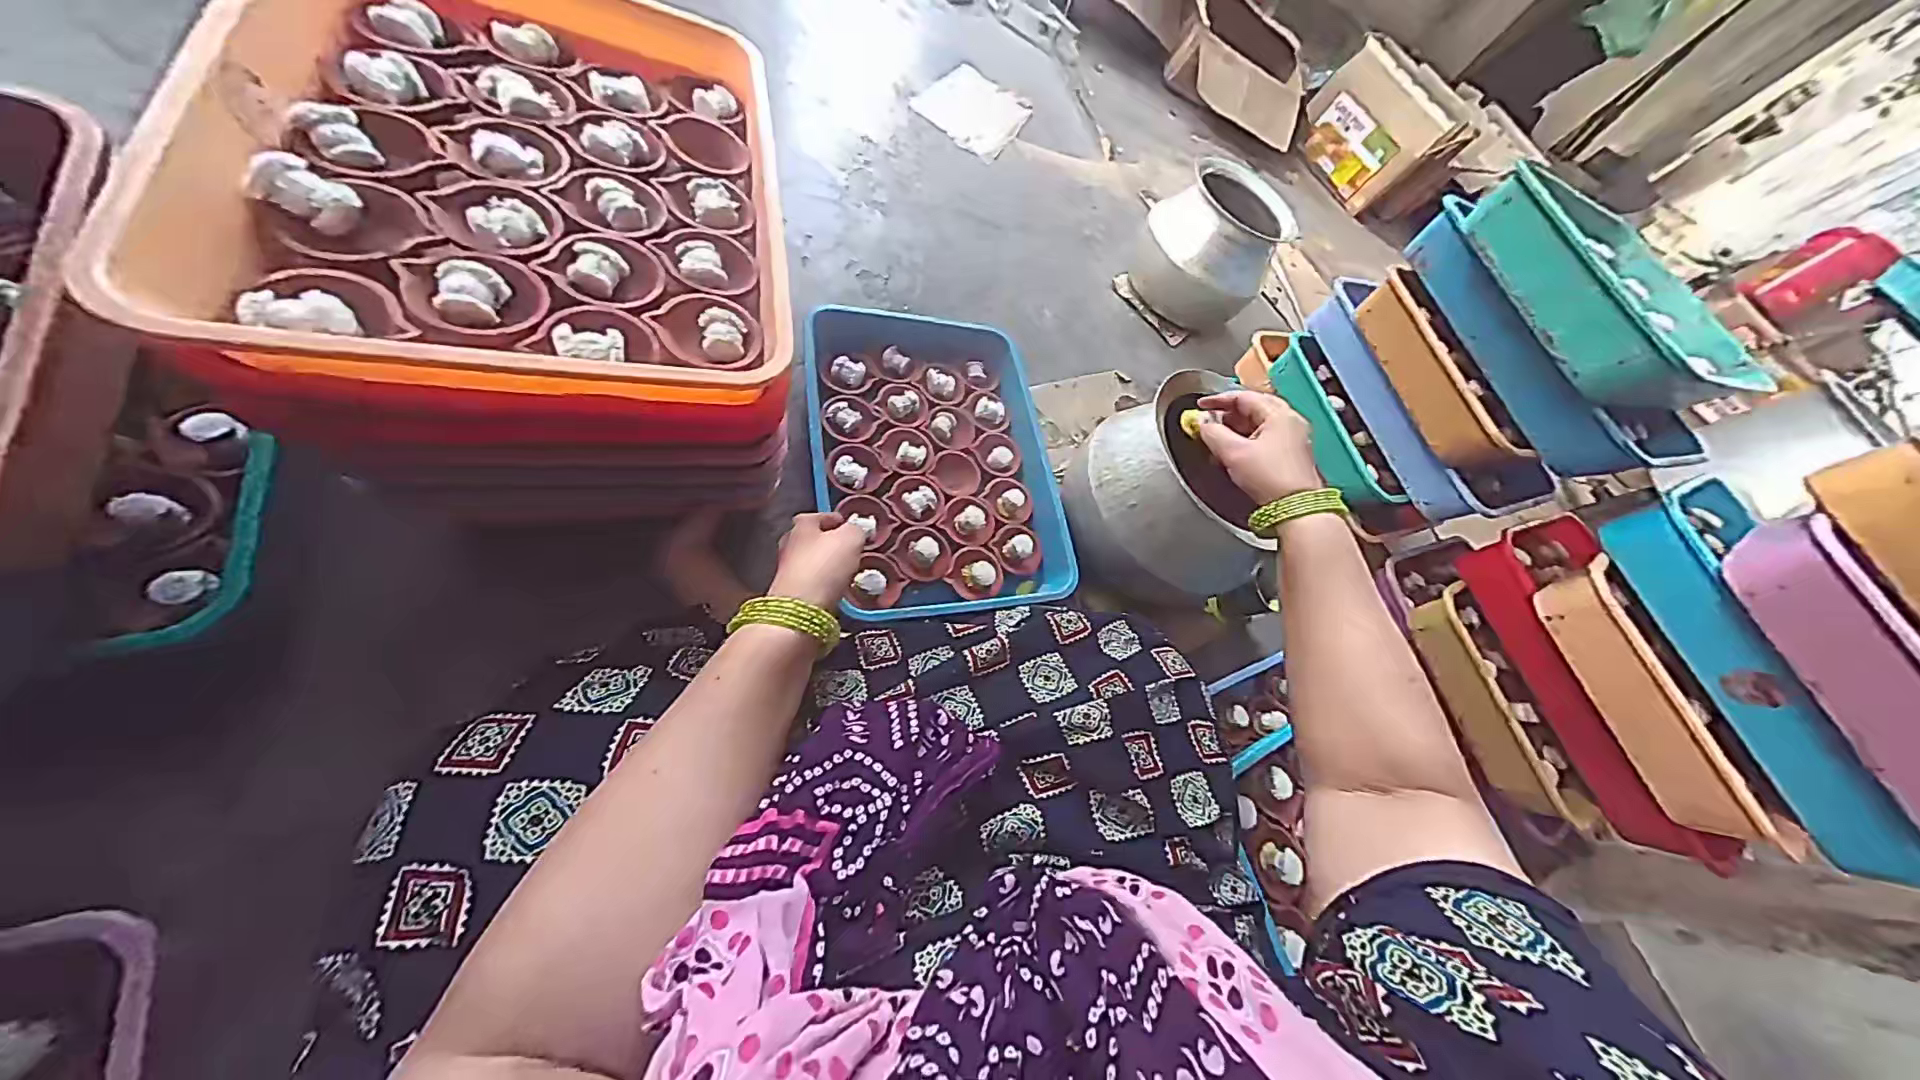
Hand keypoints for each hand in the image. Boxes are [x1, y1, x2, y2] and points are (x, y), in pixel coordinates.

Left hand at [768, 512, 866, 609]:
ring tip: (847, 570)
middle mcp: (789, 543)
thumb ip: (857, 529)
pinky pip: (812, 580)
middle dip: (831, 543)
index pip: (820, 516)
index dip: (838, 520)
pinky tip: (835, 587)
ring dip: (828, 563)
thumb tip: (858, 529)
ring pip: (812, 560)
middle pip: (814, 538)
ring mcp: (787, 568)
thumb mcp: (851, 538)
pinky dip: (823, 582)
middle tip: (851, 549)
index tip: (852, 528)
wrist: (801, 607)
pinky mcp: (790, 590)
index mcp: (802, 524)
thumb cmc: (825, 565)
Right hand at [1194, 390, 1322, 504]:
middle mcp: (1289, 422)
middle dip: (1227, 415)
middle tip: (1208, 423)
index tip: (1202, 405)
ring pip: (1258, 423)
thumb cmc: (1271, 479)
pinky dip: (1245, 440)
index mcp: (1279, 414)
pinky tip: (1233, 452)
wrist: (1295, 508)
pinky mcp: (1290, 454)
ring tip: (1217, 440)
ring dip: (1235, 429)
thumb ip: (1213, 433)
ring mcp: (1292, 437)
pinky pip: (1264, 438)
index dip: (1218, 400)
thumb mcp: (1233, 453)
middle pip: (1252, 408)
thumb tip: (1202, 424)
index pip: (1244, 397)